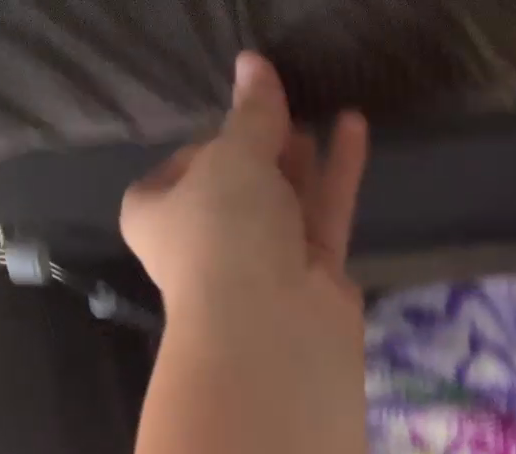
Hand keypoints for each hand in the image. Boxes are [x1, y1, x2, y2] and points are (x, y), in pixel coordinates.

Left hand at [122, 52, 368, 343]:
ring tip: (328, 112)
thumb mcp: (233, 161)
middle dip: (270, 146)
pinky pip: (327, 213)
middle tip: (293, 108)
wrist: (274, 326)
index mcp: (161, 211)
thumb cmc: (227, 237)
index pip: (193, 160)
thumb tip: (255, 65)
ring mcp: (269, 258)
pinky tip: (353, 132)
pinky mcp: (318, 272)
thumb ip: (253, 116)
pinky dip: (339, 175)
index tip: (253, 112)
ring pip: (290, 197)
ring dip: (308, 157)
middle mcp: (213, 236)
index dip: (224, 135)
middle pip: (246, 180)